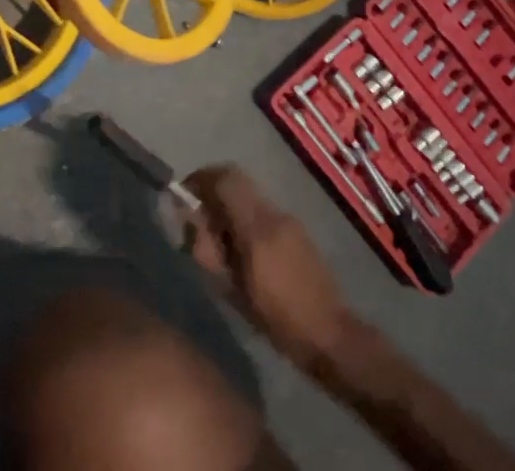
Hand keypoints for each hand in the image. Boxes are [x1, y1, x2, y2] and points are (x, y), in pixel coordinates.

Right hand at [183, 165, 354, 367]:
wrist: (330, 335)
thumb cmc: (275, 317)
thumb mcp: (228, 288)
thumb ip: (206, 248)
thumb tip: (189, 217)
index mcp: (256, 228)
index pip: (225, 179)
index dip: (199, 179)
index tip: (184, 195)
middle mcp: (275, 215)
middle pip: (236, 180)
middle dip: (211, 191)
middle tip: (197, 217)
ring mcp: (291, 221)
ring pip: (249, 195)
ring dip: (229, 205)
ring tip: (219, 239)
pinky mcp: (300, 232)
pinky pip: (263, 211)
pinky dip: (245, 217)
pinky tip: (243, 250)